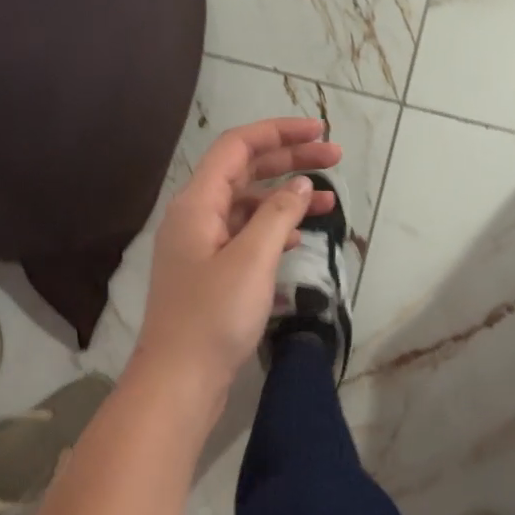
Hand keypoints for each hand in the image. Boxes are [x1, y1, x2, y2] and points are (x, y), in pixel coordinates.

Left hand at [136, 118, 341, 405]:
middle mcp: (196, 216)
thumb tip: (301, 185)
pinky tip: (301, 237)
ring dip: (288, 197)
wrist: (178, 383)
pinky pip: (247, 234)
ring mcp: (203, 246)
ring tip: (331, 201)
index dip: (279, 132)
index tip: (319, 131)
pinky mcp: (212, 273)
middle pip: (246, 171)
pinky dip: (275, 228)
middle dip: (290, 160)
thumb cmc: (213, 316)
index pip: (238, 146)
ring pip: (249, 204)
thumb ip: (278, 214)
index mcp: (197, 204)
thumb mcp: (252, 259)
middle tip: (336, 158)